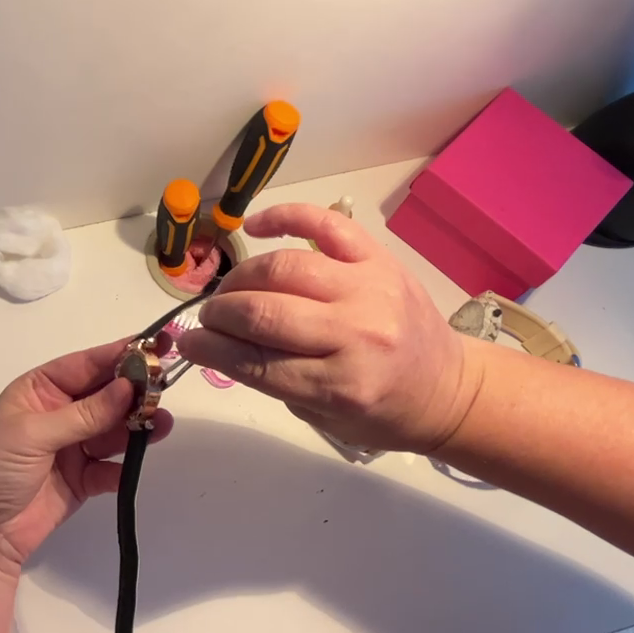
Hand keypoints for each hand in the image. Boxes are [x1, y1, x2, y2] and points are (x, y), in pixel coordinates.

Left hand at [0, 340, 173, 572]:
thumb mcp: (34, 433)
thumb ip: (85, 413)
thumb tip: (129, 387)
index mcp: (39, 391)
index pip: (84, 366)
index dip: (118, 355)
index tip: (153, 346)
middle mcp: (58, 414)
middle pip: (105, 396)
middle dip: (134, 392)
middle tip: (165, 388)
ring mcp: (72, 448)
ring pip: (113, 431)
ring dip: (136, 426)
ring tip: (162, 423)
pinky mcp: (82, 482)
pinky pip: (111, 469)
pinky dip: (125, 467)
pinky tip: (137, 462)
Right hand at [175, 203, 482, 453]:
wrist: (445, 389)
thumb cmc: (378, 412)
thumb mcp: (319, 415)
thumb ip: (269, 377)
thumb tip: (215, 341)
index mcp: (339, 387)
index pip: (254, 361)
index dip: (210, 349)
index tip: (188, 343)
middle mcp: (355, 334)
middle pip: (263, 312)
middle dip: (220, 314)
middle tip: (210, 320)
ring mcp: (370, 289)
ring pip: (285, 268)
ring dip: (242, 277)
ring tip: (231, 291)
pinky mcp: (379, 259)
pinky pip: (325, 224)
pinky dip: (284, 217)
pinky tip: (254, 227)